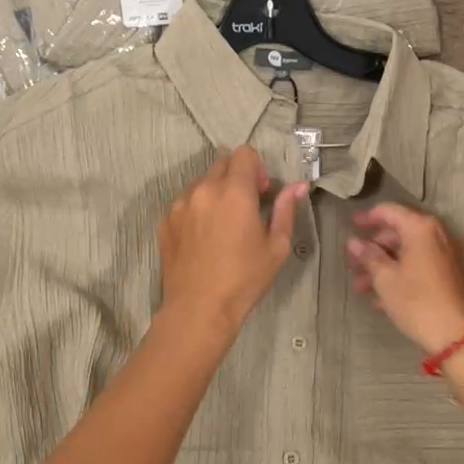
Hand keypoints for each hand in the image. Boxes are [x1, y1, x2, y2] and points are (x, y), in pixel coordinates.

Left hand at [159, 146, 306, 335]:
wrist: (198, 310)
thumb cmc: (244, 279)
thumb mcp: (276, 247)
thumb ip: (285, 210)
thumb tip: (298, 186)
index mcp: (234, 192)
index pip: (244, 153)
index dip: (257, 168)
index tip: (262, 192)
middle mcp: (204, 189)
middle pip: (222, 163)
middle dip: (238, 177)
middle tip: (246, 207)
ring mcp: (180, 204)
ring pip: (202, 182)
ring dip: (216, 192)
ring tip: (223, 225)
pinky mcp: (166, 220)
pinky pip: (185, 201)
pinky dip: (198, 209)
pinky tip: (204, 238)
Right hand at [347, 203, 463, 352]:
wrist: (459, 338)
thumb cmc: (417, 302)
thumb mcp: (386, 279)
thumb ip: (368, 256)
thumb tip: (353, 241)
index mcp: (421, 228)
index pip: (389, 211)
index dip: (367, 217)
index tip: (350, 225)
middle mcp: (437, 235)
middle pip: (398, 232)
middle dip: (373, 248)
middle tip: (352, 264)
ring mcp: (446, 255)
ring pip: (408, 252)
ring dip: (384, 266)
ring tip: (361, 287)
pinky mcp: (451, 274)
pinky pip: (420, 265)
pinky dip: (401, 274)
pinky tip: (382, 298)